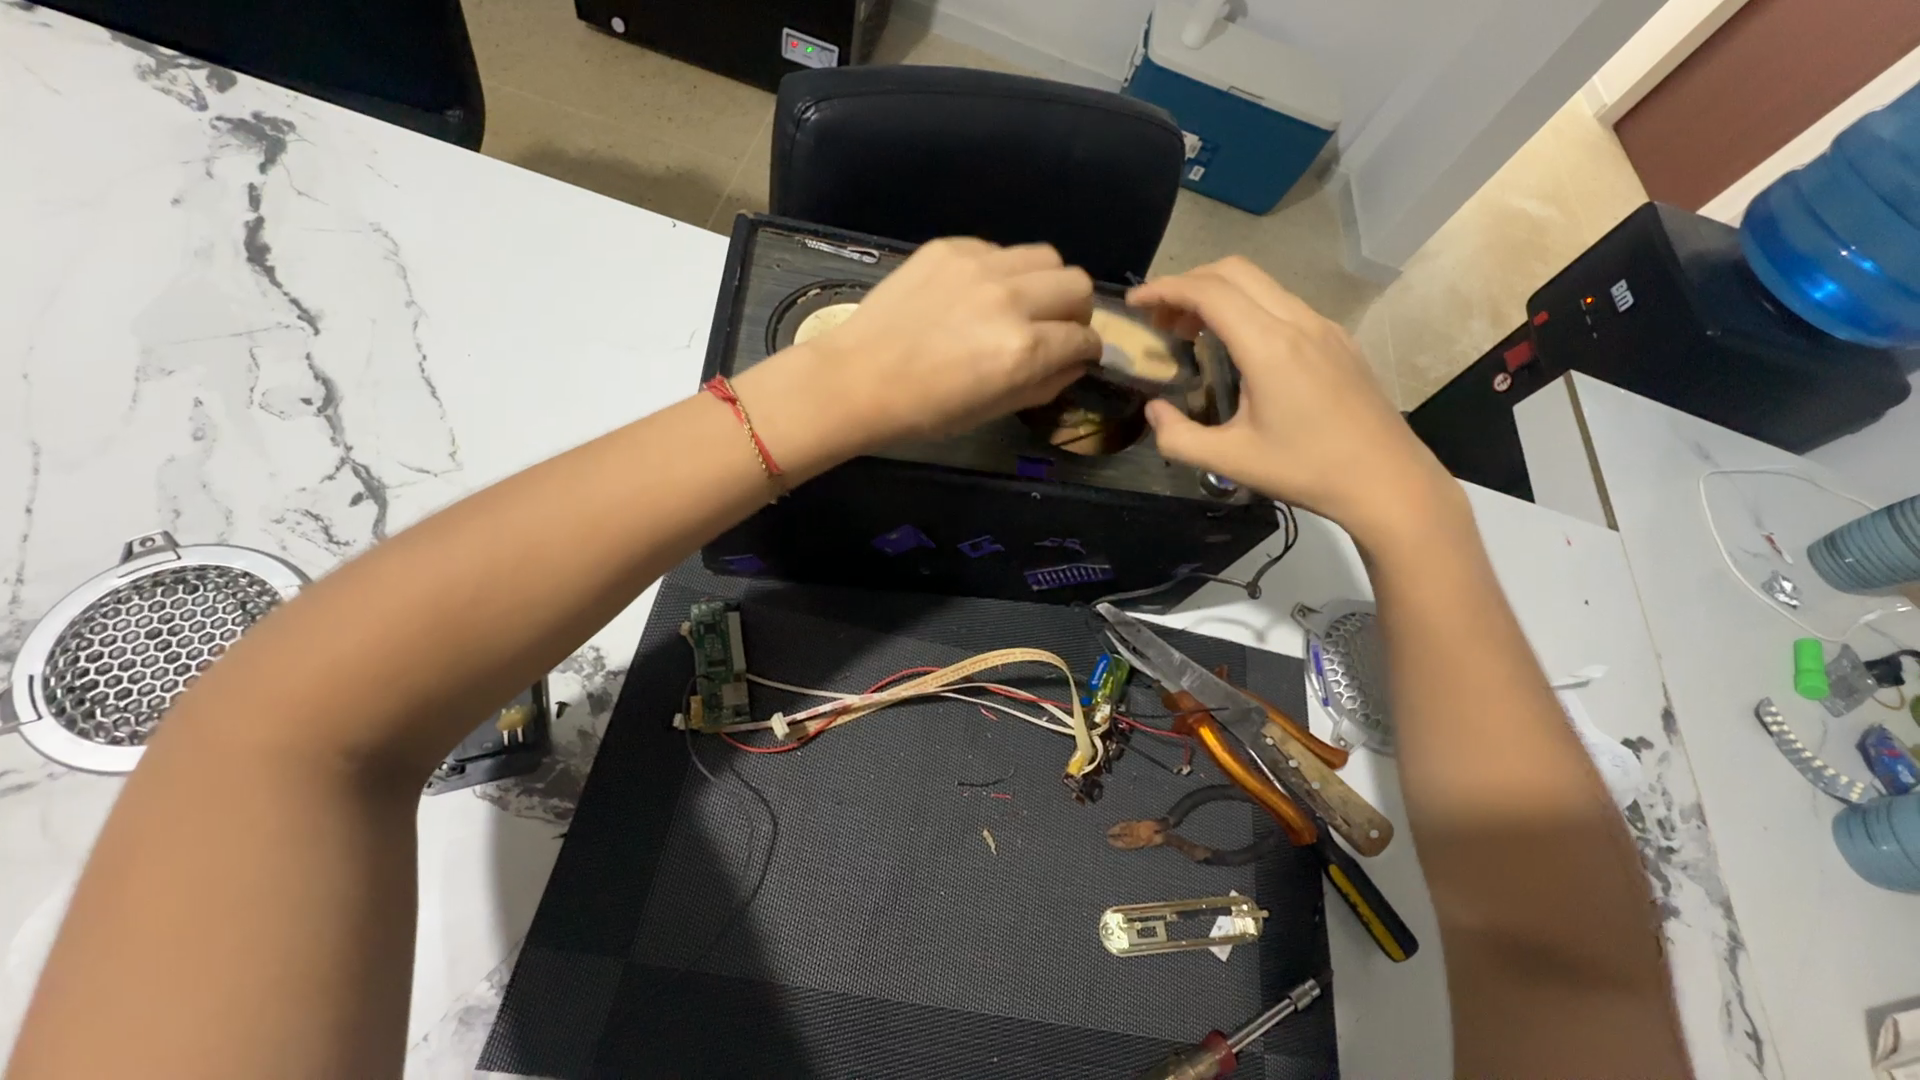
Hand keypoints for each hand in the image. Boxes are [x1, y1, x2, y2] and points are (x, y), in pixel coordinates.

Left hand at [783, 238, 1101, 445]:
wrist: (856, 379)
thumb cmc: (924, 410)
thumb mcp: (993, 410)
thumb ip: (1044, 383)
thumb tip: (1075, 364)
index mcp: (1024, 348)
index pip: (1084, 337)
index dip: (1087, 351)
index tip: (1077, 356)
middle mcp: (1010, 298)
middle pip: (1077, 284)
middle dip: (1076, 311)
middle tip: (1055, 328)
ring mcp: (979, 266)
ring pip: (1046, 256)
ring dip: (1046, 283)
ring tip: (1022, 304)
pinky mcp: (949, 248)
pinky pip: (999, 249)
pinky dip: (1003, 270)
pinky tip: (977, 294)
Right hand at [1129, 258, 1461, 548]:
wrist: (1388, 480)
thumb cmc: (1308, 471)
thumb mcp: (1230, 463)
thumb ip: (1178, 437)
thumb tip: (1154, 412)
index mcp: (1269, 346)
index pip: (1208, 292)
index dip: (1165, 289)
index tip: (1135, 303)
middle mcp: (1297, 322)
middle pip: (1234, 271)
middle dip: (1188, 283)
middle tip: (1159, 318)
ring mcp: (1323, 327)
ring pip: (1261, 284)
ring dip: (1218, 294)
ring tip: (1191, 332)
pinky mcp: (1337, 339)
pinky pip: (1283, 303)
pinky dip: (1247, 308)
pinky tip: (1237, 347)